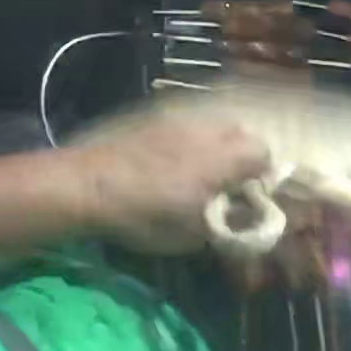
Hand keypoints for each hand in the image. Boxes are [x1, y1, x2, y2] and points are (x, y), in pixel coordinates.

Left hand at [66, 116, 269, 254]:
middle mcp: (201, 130)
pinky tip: (170, 158)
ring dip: (215, 143)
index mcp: (218, 158)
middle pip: (239, 131)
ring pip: (211, 123)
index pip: (261, 151)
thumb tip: (247, 216)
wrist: (88, 183)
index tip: (250, 195)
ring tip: (198, 170)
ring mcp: (174, 118)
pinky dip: (188, 137)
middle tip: (227, 183)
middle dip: (241, 154)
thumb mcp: (193, 235)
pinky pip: (183, 121)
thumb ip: (230, 224)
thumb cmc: (142, 215)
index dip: (262, 174)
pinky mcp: (150, 115)